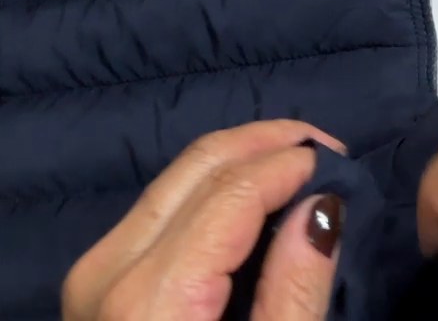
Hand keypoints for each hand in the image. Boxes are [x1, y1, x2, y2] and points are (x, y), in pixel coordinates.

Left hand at [63, 120, 347, 320]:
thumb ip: (295, 292)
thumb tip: (324, 203)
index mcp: (149, 295)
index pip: (231, 191)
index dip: (290, 164)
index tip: (342, 161)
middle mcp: (109, 263)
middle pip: (199, 164)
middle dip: (266, 142)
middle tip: (326, 147)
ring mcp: (95, 268)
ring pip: (178, 176)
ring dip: (241, 159)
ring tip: (299, 164)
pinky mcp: (95, 279)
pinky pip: (163, 204)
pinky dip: (214, 187)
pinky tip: (254, 196)